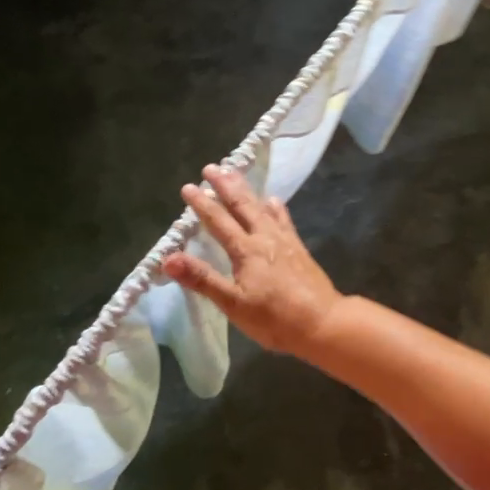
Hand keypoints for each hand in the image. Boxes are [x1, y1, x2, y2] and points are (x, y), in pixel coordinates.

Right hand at [164, 164, 344, 355]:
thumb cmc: (274, 318)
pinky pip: (284, 220)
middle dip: (225, 186)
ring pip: (261, 208)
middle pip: (242, 206)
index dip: (202, 204)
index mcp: (246, 250)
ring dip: (246, 190)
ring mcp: (284, 241)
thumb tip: (167, 258)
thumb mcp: (233, 304)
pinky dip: (276, 208)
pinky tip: (274, 201)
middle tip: (211, 167)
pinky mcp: (298, 249)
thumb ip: (201, 279)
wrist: (322, 323)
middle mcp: (264, 238)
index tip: (188, 187)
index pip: (218, 221)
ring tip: (236, 173)